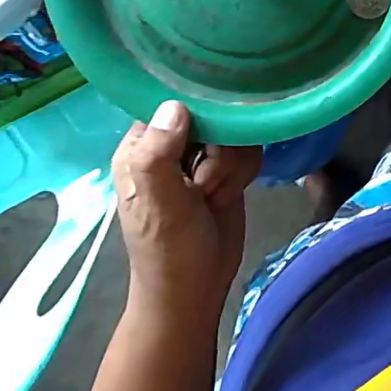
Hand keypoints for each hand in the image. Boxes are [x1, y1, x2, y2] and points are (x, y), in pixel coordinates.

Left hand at [110, 101, 260, 321]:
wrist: (197, 289)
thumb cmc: (169, 250)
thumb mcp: (160, 204)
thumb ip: (159, 154)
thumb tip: (176, 105)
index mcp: (141, 145)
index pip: (171, 101)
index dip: (196, 114)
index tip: (204, 140)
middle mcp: (170, 143)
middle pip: (212, 112)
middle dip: (219, 149)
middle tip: (206, 183)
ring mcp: (201, 155)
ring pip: (235, 130)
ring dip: (232, 165)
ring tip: (214, 195)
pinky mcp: (226, 168)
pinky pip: (249, 148)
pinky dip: (245, 172)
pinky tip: (231, 194)